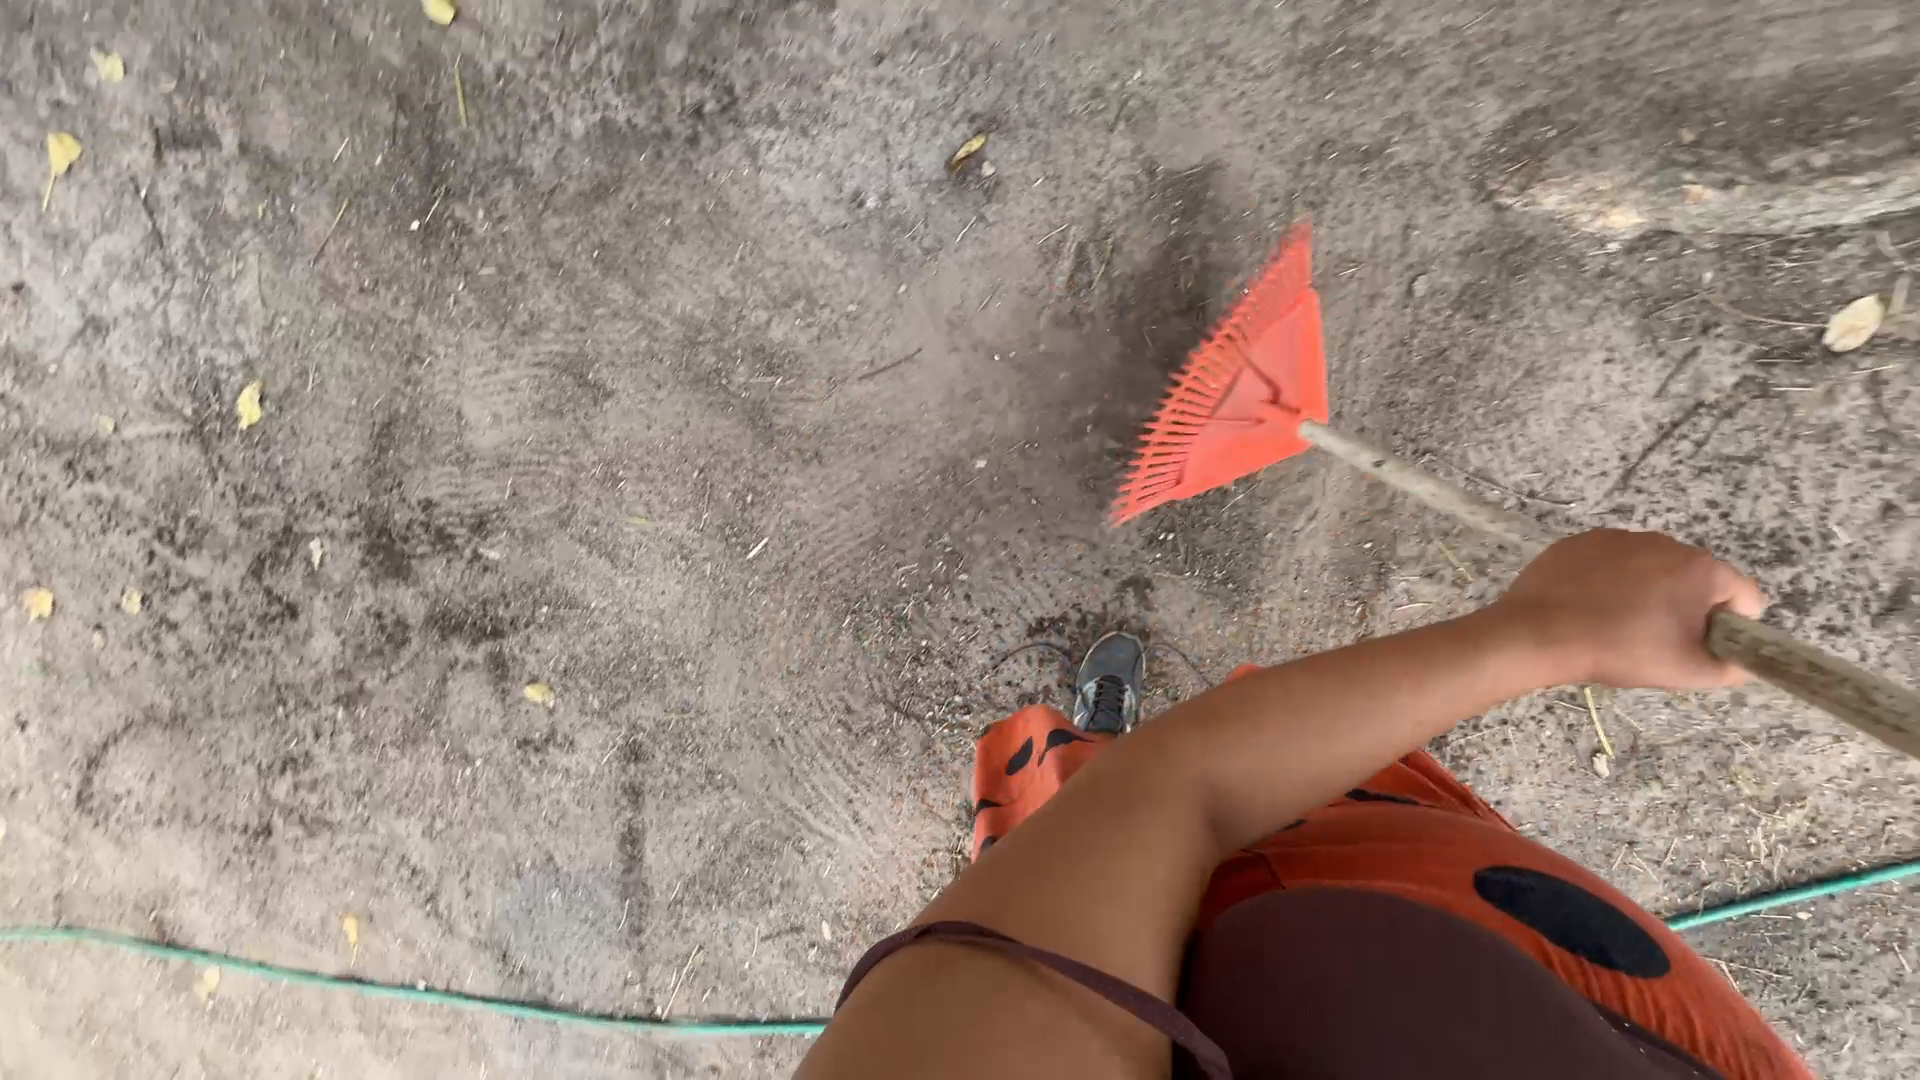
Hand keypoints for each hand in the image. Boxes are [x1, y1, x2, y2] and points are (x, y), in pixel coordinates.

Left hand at [1494, 528, 1766, 688]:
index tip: (1696, 644)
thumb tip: (1740, 659)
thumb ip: (1733, 666)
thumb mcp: (1691, 670)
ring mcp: (1613, 539)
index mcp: (1701, 568)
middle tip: (1651, 635)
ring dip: (1643, 590)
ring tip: (1613, 619)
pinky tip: (1586, 603)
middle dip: (1683, 605)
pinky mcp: (1574, 543)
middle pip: (1693, 579)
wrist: (1537, 633)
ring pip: (1648, 568)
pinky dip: (1604, 579)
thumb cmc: (1620, 649)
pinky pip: (1606, 562)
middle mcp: (1661, 542)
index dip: (1729, 626)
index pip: (1741, 597)